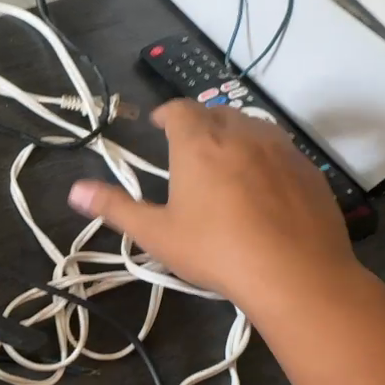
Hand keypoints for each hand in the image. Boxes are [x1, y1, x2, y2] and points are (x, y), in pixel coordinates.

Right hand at [67, 99, 363, 319]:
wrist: (296, 274)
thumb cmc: (215, 250)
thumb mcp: (155, 233)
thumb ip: (114, 207)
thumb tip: (75, 190)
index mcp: (199, 146)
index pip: (181, 109)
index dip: (167, 112)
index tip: (158, 124)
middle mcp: (241, 137)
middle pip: (218, 112)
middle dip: (199, 120)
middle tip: (186, 143)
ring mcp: (281, 151)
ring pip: (254, 125)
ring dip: (233, 131)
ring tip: (222, 156)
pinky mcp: (309, 171)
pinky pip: (280, 148)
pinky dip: (262, 153)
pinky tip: (258, 182)